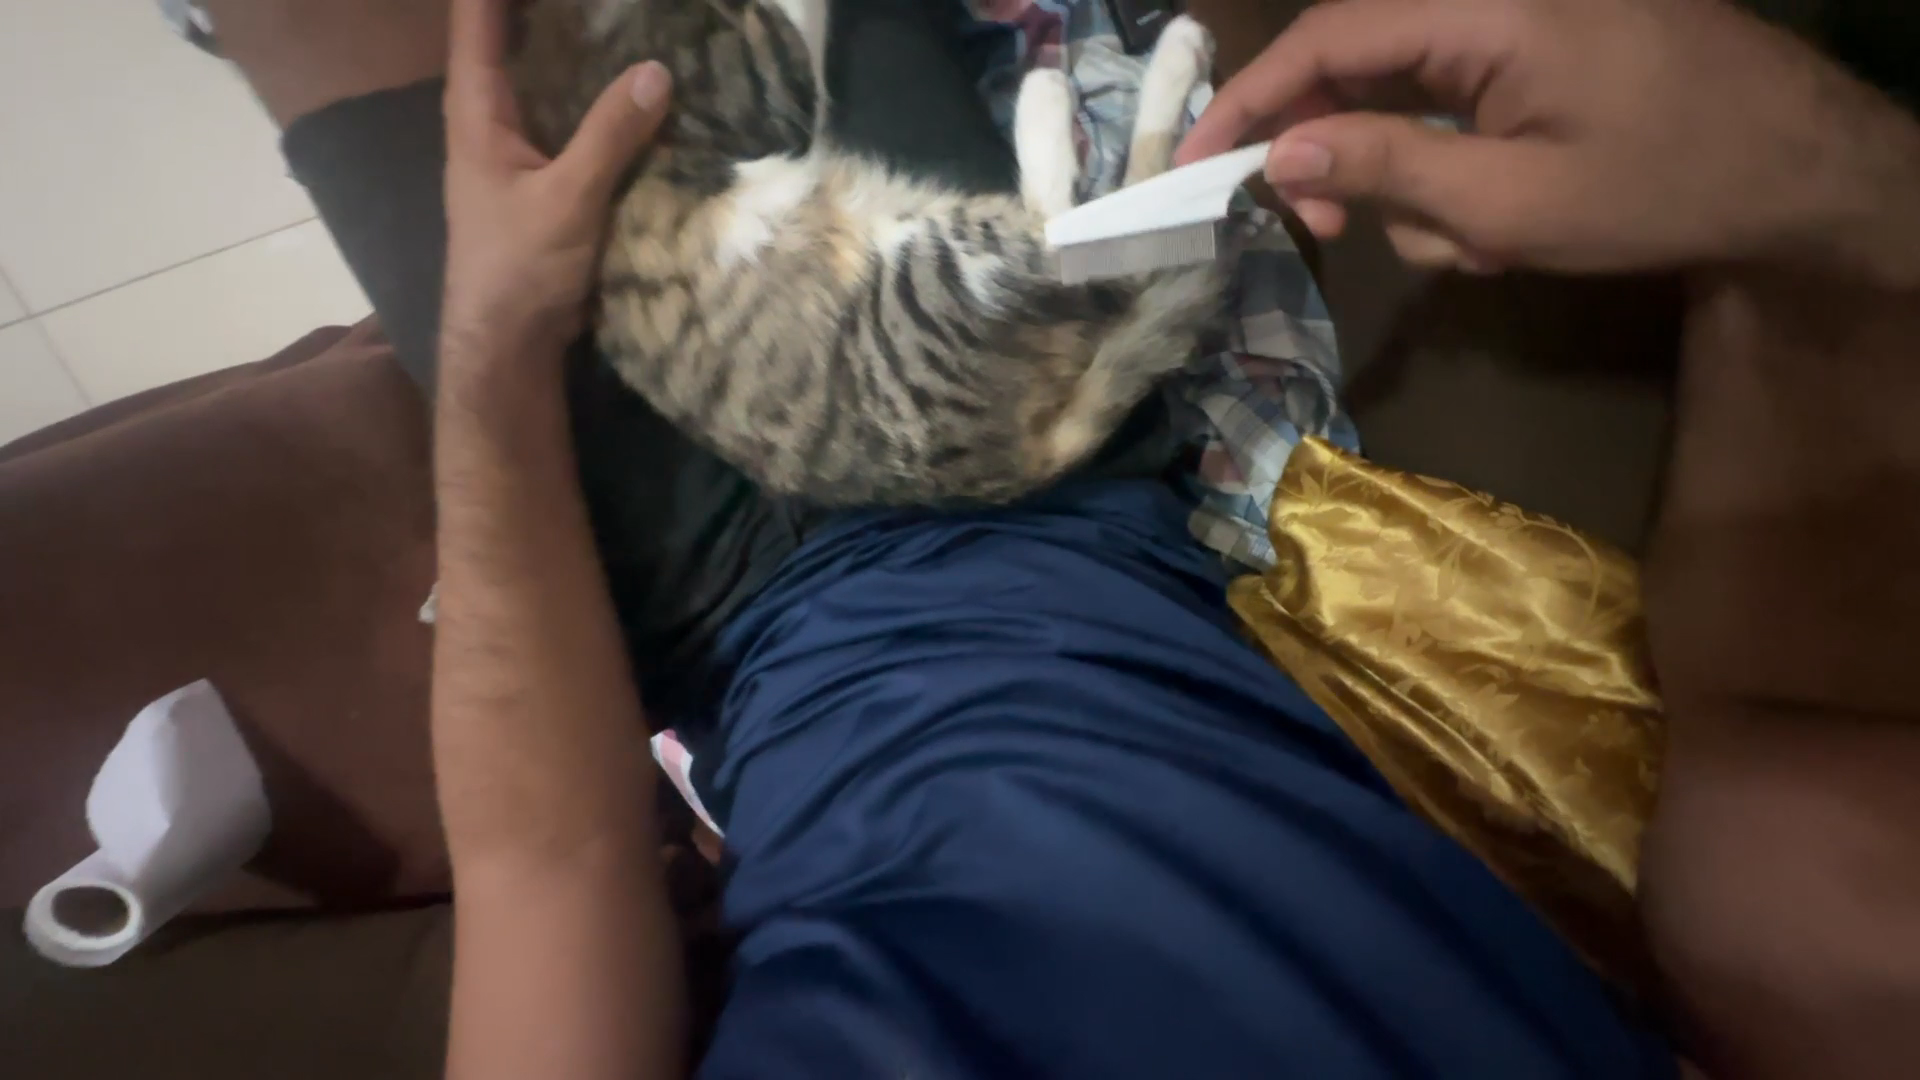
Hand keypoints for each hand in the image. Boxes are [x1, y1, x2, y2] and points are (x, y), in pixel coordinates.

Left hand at [440, 0, 671, 365]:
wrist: (513, 337)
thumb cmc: (521, 262)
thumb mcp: (569, 195)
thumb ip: (611, 135)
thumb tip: (657, 71)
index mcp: (478, 108)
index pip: (479, 19)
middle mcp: (495, 123)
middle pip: (517, 48)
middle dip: (554, 18)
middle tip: (606, 6)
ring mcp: (523, 157)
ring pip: (551, 93)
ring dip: (583, 67)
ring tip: (626, 35)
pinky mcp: (550, 190)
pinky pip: (576, 136)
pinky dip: (602, 118)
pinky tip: (638, 111)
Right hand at [1179, 0, 1919, 283]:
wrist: (1799, 182)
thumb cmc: (1657, 190)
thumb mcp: (1502, 199)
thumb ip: (1382, 168)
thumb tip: (1278, 156)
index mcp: (1490, 11)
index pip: (1330, 37)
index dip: (1249, 99)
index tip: (1193, 160)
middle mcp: (1494, 2)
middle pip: (1352, 65)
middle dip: (1325, 155)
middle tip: (1326, 232)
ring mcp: (1513, 31)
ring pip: (1393, 105)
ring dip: (1398, 186)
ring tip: (1460, 243)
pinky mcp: (1528, 62)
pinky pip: (1441, 117)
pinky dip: (1440, 181)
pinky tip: (1490, 224)